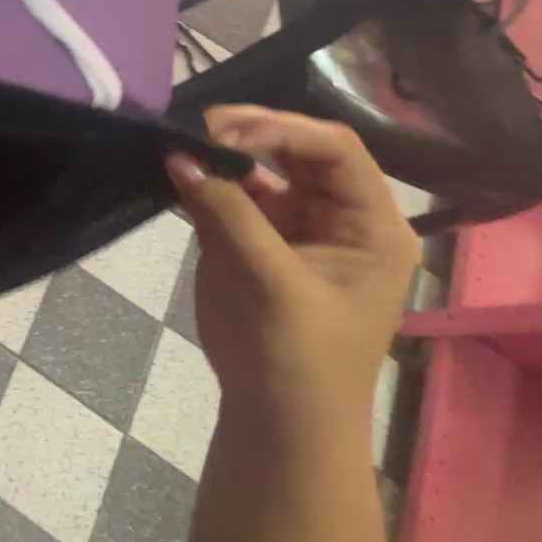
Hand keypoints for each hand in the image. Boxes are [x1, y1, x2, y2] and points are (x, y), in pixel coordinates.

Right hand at [165, 106, 421, 418]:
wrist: (276, 414)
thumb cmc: (296, 353)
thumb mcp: (269, 282)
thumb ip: (227, 213)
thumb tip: (178, 156)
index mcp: (370, 225)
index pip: (334, 150)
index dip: (281, 129)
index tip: (220, 132)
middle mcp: (335, 215)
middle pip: (295, 149)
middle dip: (246, 132)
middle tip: (193, 127)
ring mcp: (291, 225)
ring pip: (256, 166)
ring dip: (218, 152)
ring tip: (176, 141)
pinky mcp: (249, 237)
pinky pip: (225, 193)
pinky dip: (199, 178)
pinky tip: (171, 169)